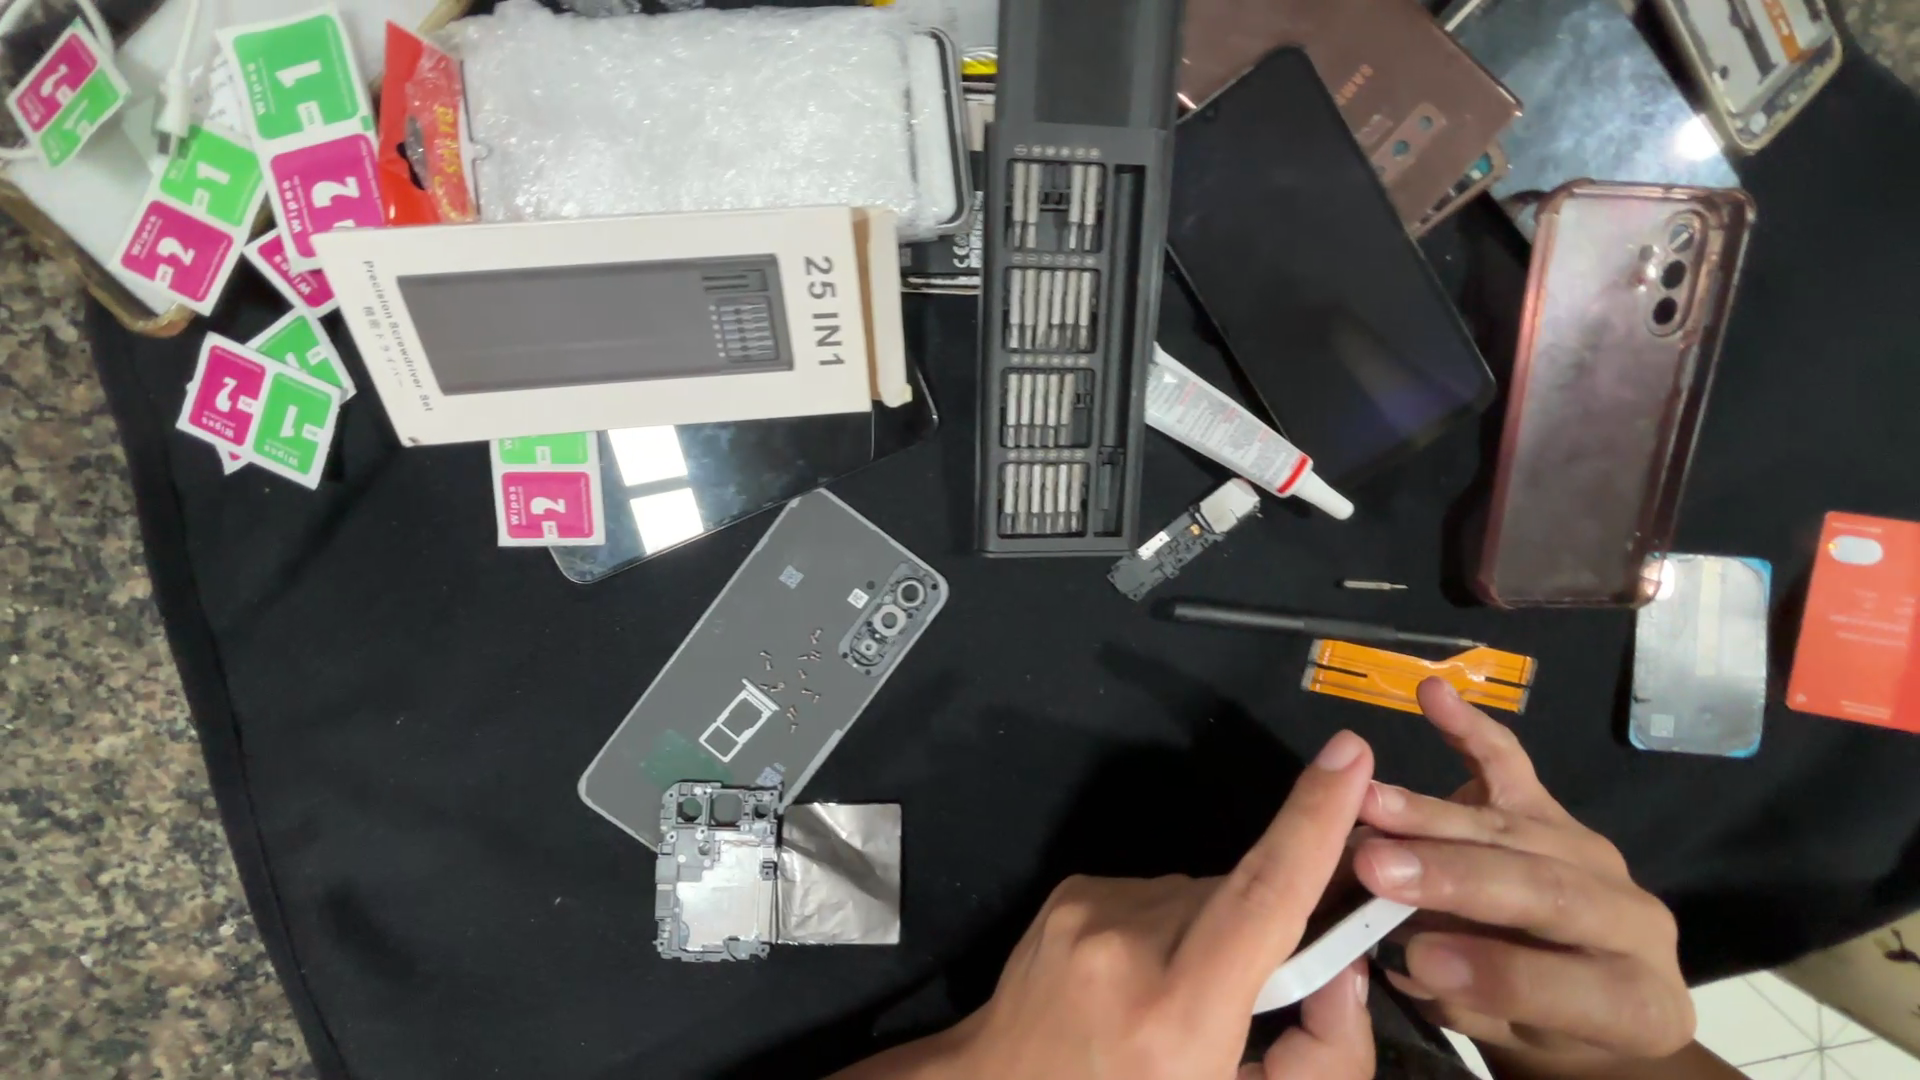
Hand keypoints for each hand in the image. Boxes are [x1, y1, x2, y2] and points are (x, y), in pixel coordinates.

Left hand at [833, 731, 1378, 1079]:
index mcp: (1177, 1014)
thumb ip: (1318, 1055)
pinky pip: (1151, 892)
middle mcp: (1126, 943)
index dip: (1313, 820)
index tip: (1348, 756)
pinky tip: (1139, 973)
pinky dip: (1168, 924)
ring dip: (1210, 931)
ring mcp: (1087, 908)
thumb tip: (1339, 963)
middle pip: (1235, 896)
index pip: (1262, 895)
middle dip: (1264, 928)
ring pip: (1194, 893)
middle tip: (1250, 993)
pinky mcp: (1070, 891)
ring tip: (1172, 996)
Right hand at [1352, 679, 1694, 1077]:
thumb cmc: (1534, 1020)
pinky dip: (1469, 728)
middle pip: (1540, 888)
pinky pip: (1510, 762)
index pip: (1573, 987)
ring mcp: (1587, 850)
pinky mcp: (1548, 807)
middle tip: (1373, 865)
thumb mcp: (1501, 1033)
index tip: (1415, 960)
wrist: (1582, 986)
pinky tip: (1431, 694)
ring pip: (1509, 825)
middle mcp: (1629, 917)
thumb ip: (1459, 995)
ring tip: (1367, 801)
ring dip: (1431, 811)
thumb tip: (1397, 950)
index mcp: (1637, 1001)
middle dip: (1450, 874)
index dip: (1496, 971)